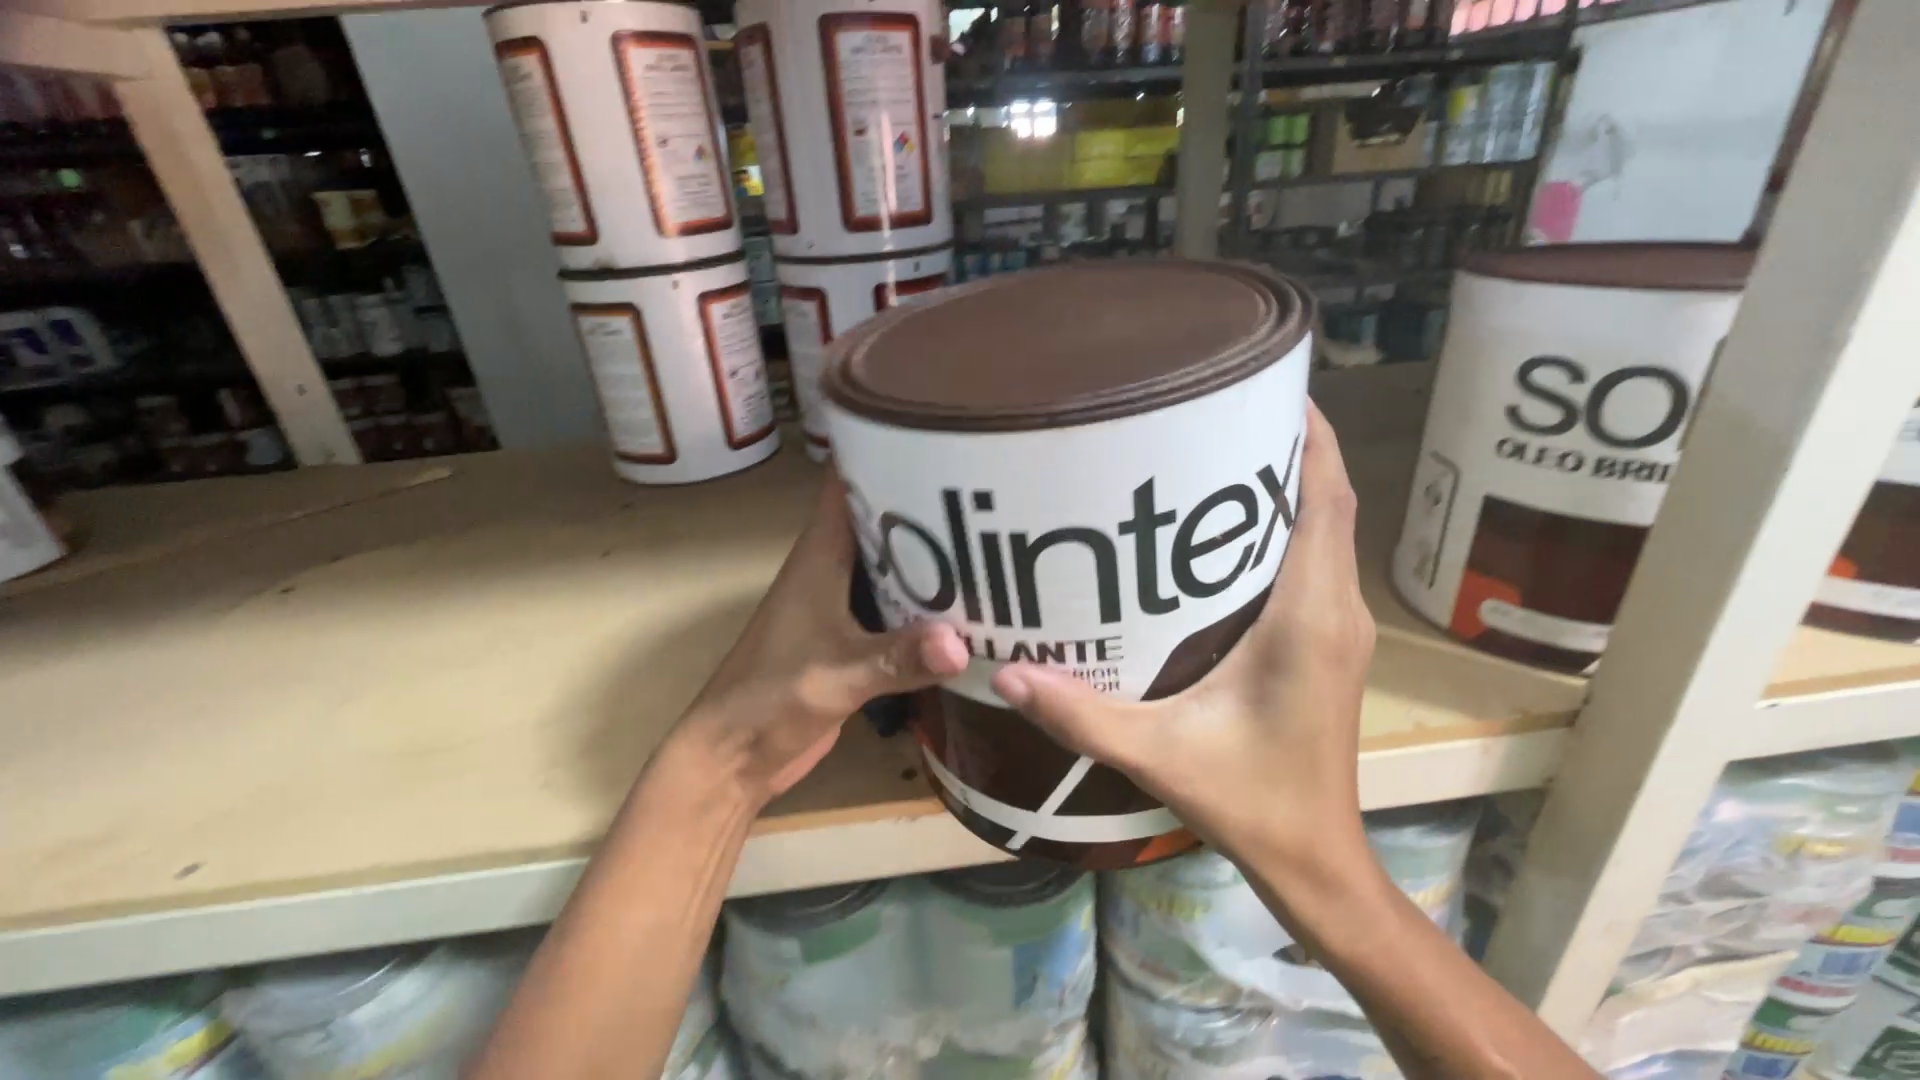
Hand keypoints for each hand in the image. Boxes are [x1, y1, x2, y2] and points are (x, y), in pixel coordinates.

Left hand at [671, 475, 969, 807]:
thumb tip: (964, 642)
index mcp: (819, 556)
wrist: (734, 757)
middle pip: (883, 517)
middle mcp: (832, 569)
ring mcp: (844, 605)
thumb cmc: (769, 699)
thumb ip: (896, 659)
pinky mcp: (856, 640)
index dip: (885, 446)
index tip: (939, 427)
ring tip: (997, 533)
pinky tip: (974, 601)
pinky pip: (900, 606)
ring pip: (896, 562)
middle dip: (929, 498)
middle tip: (993, 484)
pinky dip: (932, 600)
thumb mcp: (834, 675)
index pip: (848, 480)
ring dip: (935, 551)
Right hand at [988, 403, 1375, 872]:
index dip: (1307, 434)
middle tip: (1211, 410)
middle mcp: (1336, 609)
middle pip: (1327, 500)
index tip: (1266, 382)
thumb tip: (1004, 672)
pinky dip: (1284, 527)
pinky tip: (1218, 533)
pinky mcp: (1329, 643)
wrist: (1314, 858)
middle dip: (1286, 444)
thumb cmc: (1250, 801)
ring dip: (1285, 485)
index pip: (1326, 499)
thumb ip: (1081, 715)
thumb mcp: (1158, 754)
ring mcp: (1339, 627)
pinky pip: (1315, 561)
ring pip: (1325, 530)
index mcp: (1308, 617)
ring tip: (1211, 453)